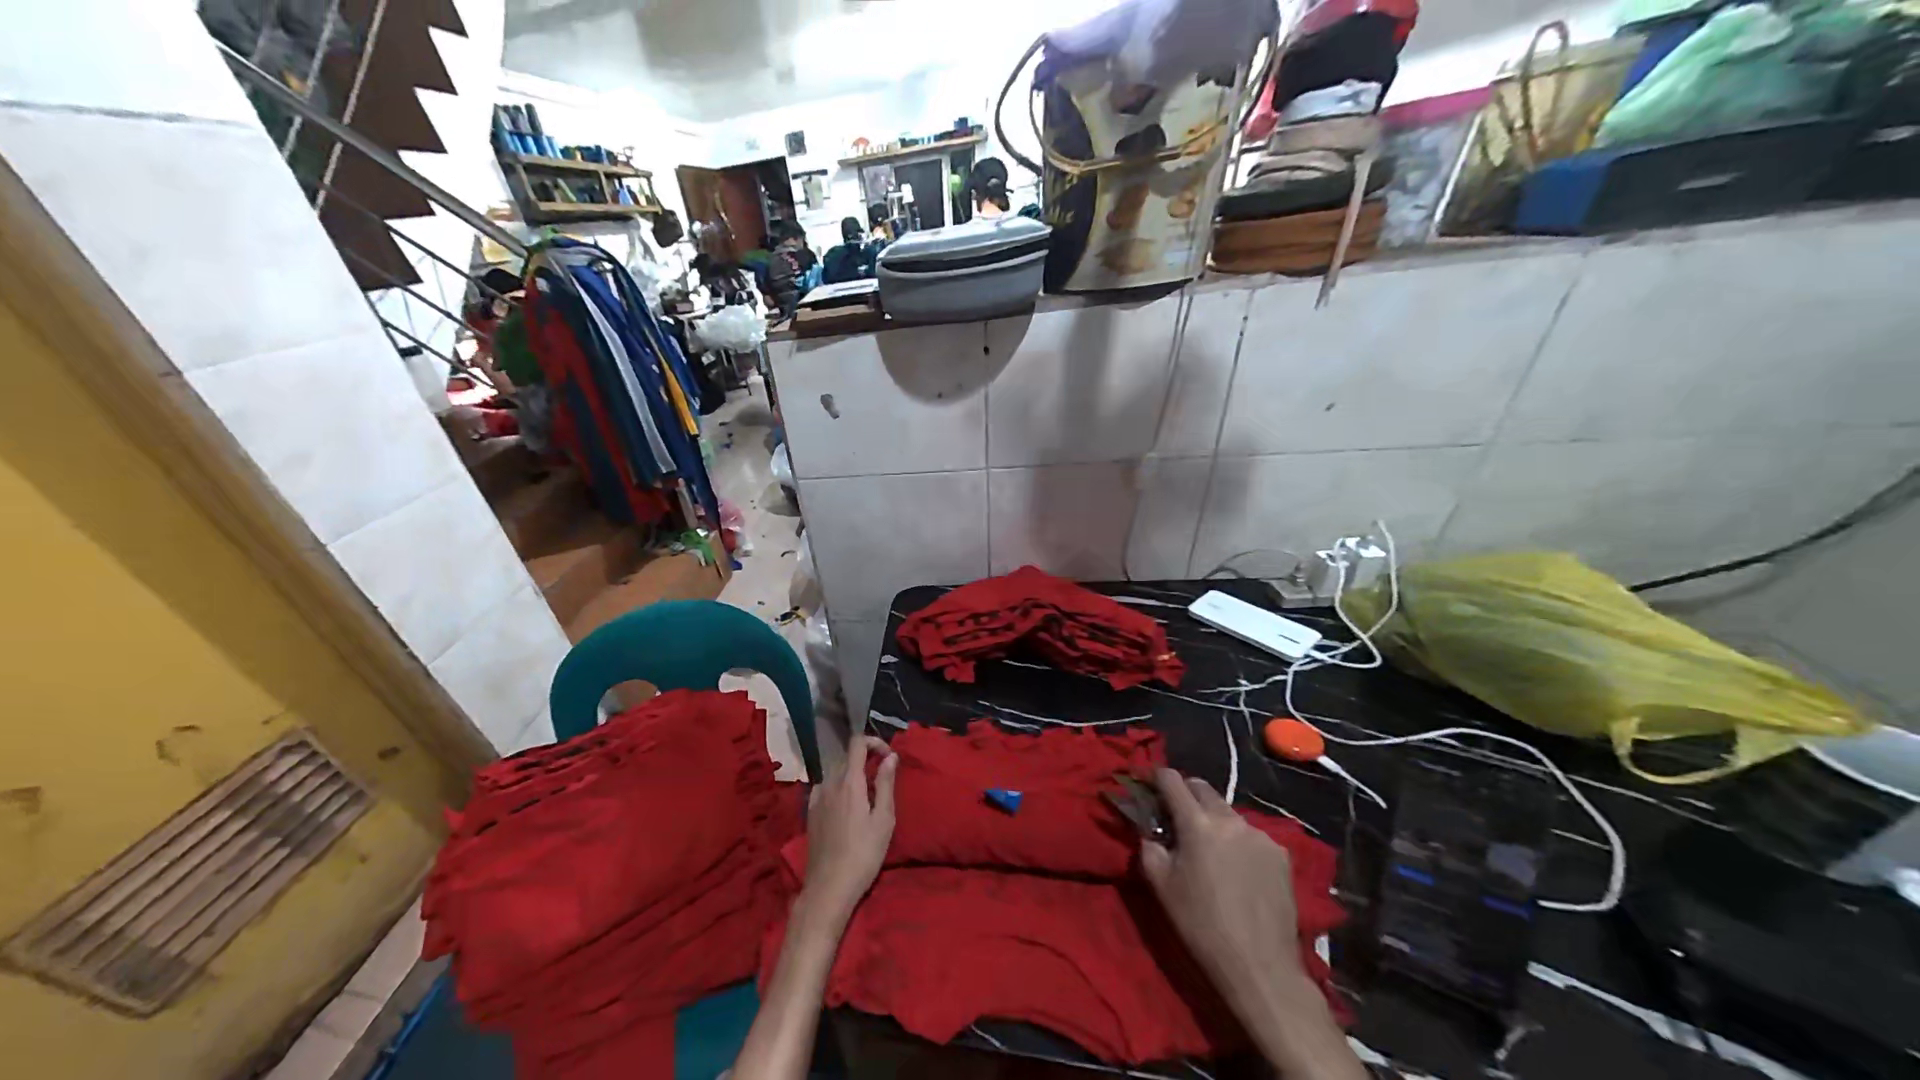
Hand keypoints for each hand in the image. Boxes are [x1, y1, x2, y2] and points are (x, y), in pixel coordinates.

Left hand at [800, 735, 898, 927]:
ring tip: (867, 793)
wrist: (829, 887)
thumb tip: (891, 757)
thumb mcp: (884, 819)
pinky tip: (847, 805)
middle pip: (846, 757)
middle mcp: (829, 783)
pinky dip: (838, 786)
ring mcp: (816, 798)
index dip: (874, 742)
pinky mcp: (810, 813)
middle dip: (865, 758)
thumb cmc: (864, 854)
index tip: (889, 756)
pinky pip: (825, 787)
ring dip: (852, 773)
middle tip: (883, 776)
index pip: (856, 743)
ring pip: (835, 772)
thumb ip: (886, 784)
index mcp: (849, 781)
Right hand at [1139, 769, 1303, 999]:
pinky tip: (1238, 868)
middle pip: (1202, 788)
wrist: (1259, 965)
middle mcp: (1230, 819)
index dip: (1156, 777)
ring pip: (1228, 812)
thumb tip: (1149, 828)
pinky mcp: (1281, 853)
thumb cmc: (1201, 924)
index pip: (1172, 780)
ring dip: (1213, 820)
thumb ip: (1148, 845)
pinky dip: (1238, 841)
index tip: (1148, 784)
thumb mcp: (1160, 885)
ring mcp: (1260, 834)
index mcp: (1197, 823)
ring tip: (1210, 849)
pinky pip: (1251, 835)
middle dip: (1186, 794)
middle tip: (1176, 817)